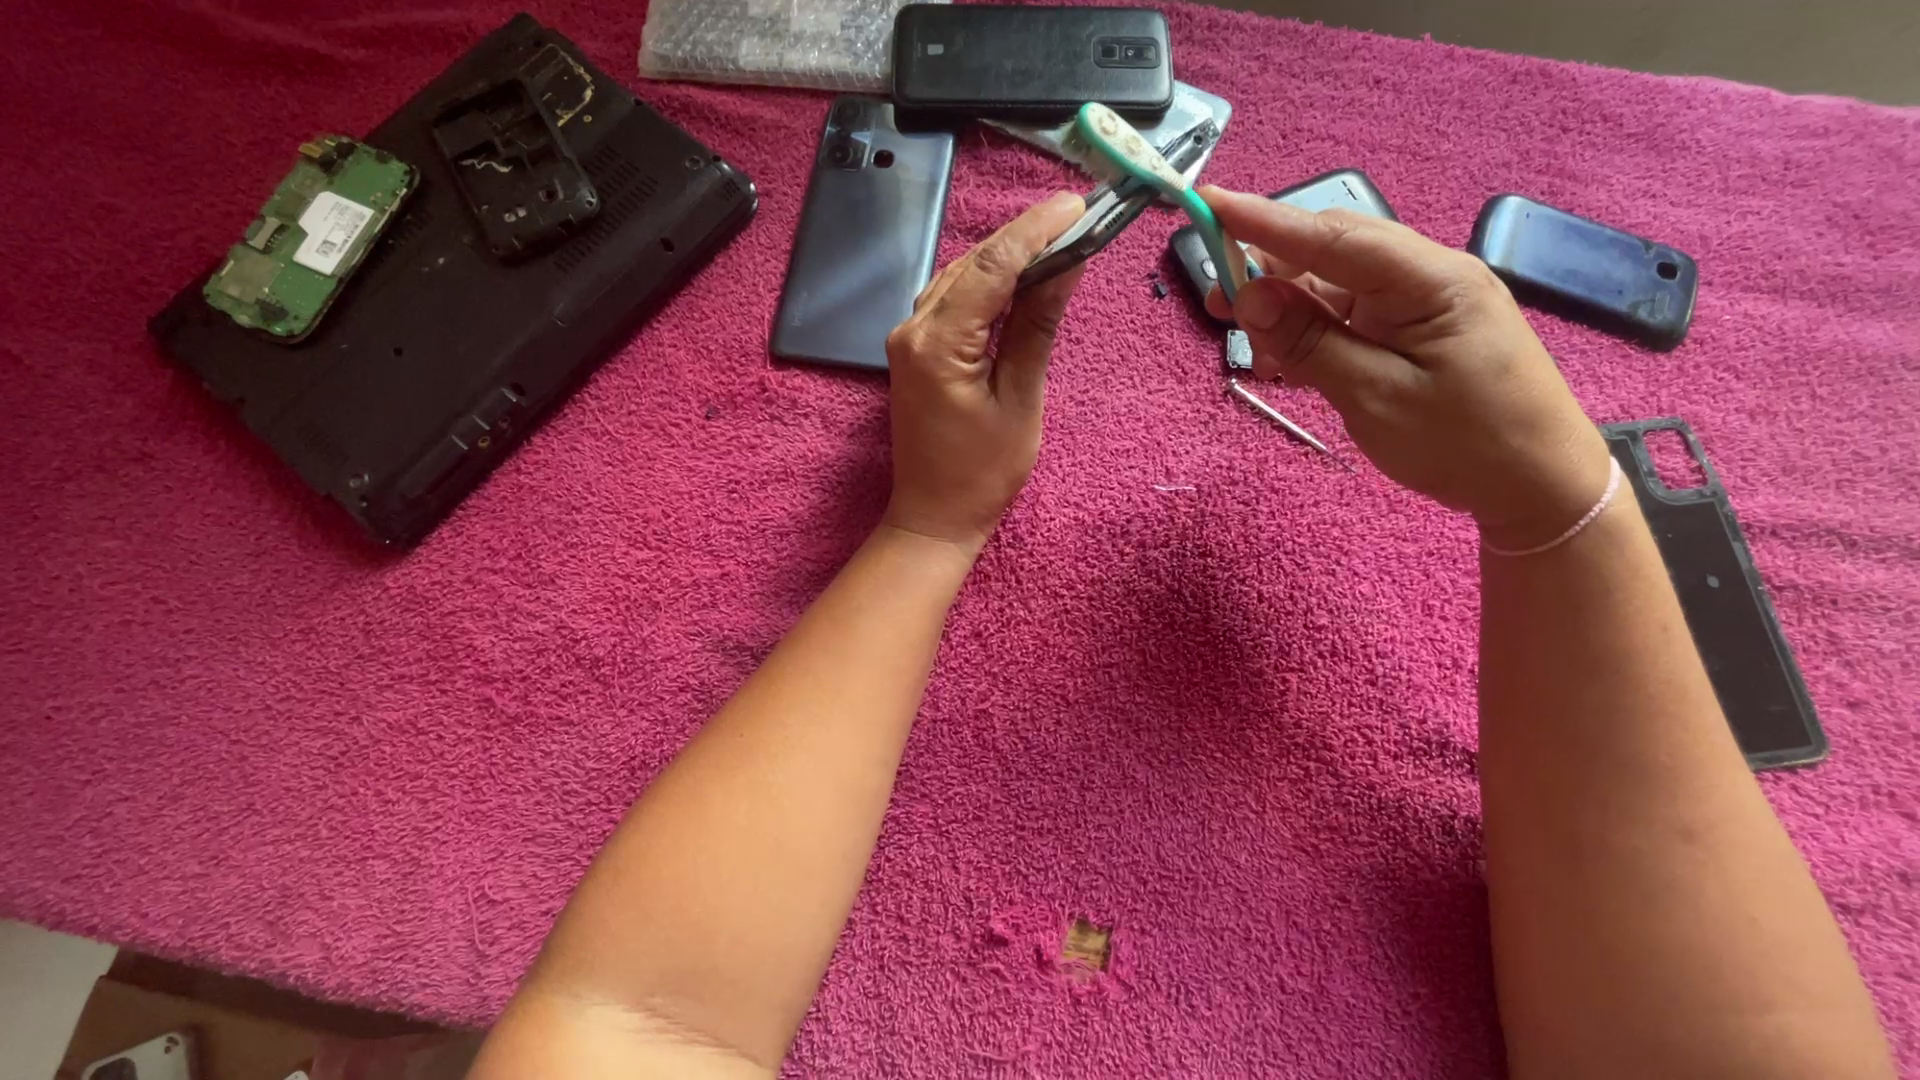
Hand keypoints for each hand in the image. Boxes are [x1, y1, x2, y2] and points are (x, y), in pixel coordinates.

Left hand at [881, 192, 1086, 551]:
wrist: (934, 516)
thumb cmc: (982, 474)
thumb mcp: (1020, 399)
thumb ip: (1037, 326)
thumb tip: (1067, 266)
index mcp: (938, 344)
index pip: (992, 266)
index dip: (1037, 231)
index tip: (1079, 205)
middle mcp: (913, 330)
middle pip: (974, 262)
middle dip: (1026, 237)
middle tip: (1079, 215)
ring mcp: (908, 338)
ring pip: (961, 276)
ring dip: (1007, 257)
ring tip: (1059, 240)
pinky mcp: (914, 350)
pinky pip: (952, 300)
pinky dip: (988, 283)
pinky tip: (1020, 278)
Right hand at [1200, 187, 1613, 550]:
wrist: (1538, 485)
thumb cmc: (1466, 443)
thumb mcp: (1376, 397)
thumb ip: (1310, 344)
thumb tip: (1249, 298)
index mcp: (1430, 280)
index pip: (1332, 237)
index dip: (1264, 221)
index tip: (1206, 204)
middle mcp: (1424, 278)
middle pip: (1330, 254)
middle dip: (1268, 271)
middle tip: (1216, 302)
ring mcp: (1418, 305)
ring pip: (1332, 289)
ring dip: (1286, 313)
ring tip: (1254, 351)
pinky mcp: (1410, 333)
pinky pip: (1346, 320)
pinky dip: (1309, 337)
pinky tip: (1285, 365)